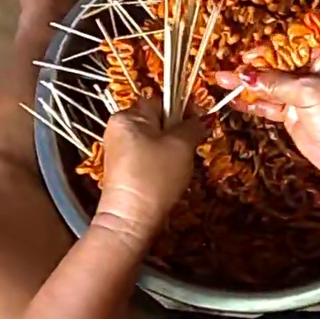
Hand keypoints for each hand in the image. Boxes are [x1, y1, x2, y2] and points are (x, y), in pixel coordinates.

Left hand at [93, 99, 202, 239]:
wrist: (131, 218)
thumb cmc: (155, 176)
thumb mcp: (180, 146)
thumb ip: (193, 126)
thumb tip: (202, 118)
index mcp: (127, 116)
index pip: (160, 100)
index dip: (183, 108)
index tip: (199, 123)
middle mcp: (117, 128)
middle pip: (156, 120)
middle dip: (176, 131)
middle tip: (191, 147)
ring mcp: (117, 149)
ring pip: (152, 139)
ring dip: (170, 148)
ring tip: (180, 165)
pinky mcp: (121, 169)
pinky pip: (145, 156)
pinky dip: (159, 162)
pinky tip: (168, 176)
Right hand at [212, 45, 319, 174]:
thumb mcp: (309, 91)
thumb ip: (274, 82)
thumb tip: (244, 75)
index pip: (294, 45)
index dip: (269, 49)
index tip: (246, 54)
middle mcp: (318, 72)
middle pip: (280, 65)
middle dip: (253, 68)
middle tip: (229, 68)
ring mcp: (306, 94)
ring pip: (272, 86)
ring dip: (248, 85)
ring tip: (222, 80)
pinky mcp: (295, 114)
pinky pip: (271, 105)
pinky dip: (254, 103)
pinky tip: (235, 99)